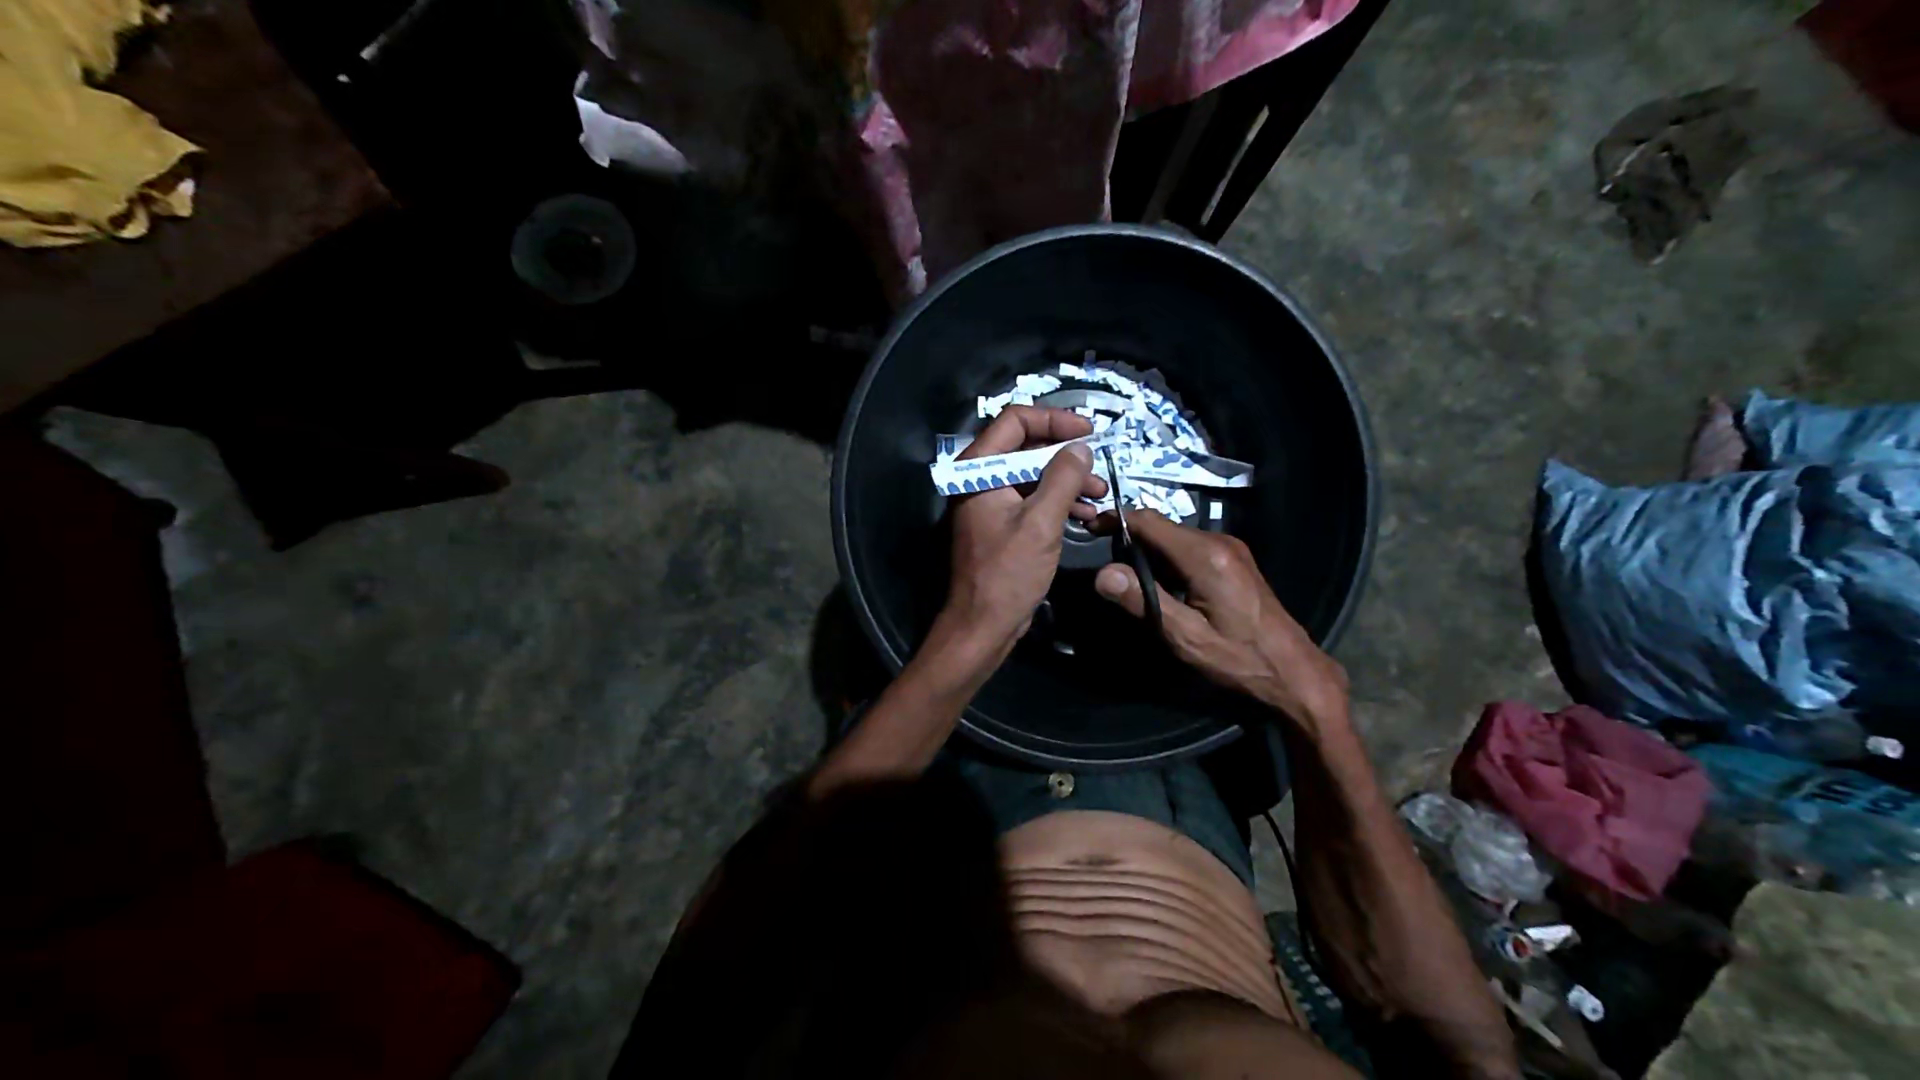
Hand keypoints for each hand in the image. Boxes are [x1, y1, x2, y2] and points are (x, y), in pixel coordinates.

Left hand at [943, 406, 1106, 657]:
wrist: (982, 625)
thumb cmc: (1007, 573)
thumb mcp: (1041, 522)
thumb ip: (1063, 478)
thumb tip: (1081, 447)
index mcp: (978, 470)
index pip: (1015, 421)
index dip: (1054, 420)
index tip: (1089, 431)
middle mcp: (980, 479)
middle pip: (1026, 447)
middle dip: (1065, 455)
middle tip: (1099, 466)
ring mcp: (990, 502)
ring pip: (1033, 475)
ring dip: (1067, 480)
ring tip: (1100, 494)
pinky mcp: (1002, 524)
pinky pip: (1032, 500)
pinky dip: (1058, 502)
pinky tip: (1086, 514)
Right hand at [1093, 510, 1347, 729]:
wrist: (1293, 670)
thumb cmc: (1239, 657)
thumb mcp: (1185, 636)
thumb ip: (1143, 601)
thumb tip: (1102, 573)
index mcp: (1205, 556)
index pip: (1150, 521)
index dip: (1116, 520)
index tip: (1090, 529)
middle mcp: (1219, 542)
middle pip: (1162, 526)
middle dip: (1130, 538)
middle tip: (1103, 561)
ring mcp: (1230, 549)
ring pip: (1175, 537)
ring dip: (1149, 550)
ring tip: (1126, 576)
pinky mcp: (1234, 560)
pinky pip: (1190, 547)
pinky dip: (1167, 558)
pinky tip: (1159, 583)